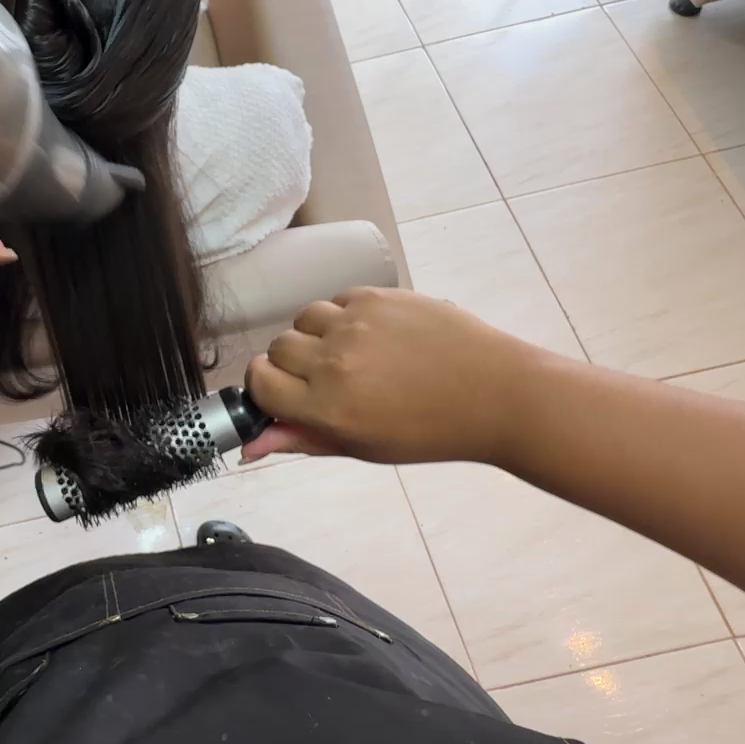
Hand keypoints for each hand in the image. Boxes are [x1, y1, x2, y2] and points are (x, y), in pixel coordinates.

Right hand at [242, 287, 556, 465]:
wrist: (497, 394)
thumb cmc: (427, 432)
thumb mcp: (359, 446)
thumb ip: (299, 439)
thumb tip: (247, 447)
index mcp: (327, 408)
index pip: (259, 381)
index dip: (268, 386)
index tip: (287, 391)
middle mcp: (332, 363)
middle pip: (276, 348)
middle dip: (293, 362)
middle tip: (328, 375)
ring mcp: (353, 324)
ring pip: (302, 318)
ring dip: (317, 334)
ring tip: (352, 350)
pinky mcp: (375, 296)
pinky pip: (335, 300)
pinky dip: (345, 315)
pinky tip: (375, 333)